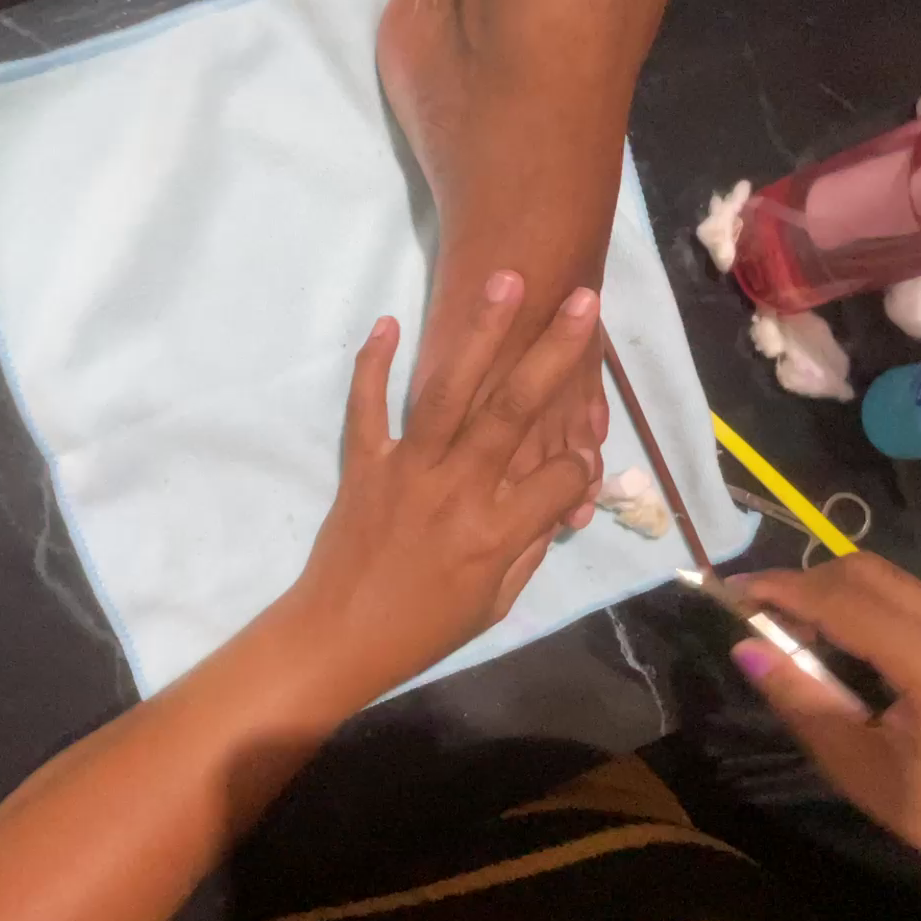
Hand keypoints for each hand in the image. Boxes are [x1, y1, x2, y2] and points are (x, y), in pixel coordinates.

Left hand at [285, 270, 599, 690]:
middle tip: (581, 300)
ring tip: (505, 282)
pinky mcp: (364, 464)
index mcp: (497, 531)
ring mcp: (406, 470)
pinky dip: (372, 366)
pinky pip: (368, 408)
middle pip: (512, 411)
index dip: (582, 467)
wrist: (338, 638)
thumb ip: (529, 547)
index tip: (580, 463)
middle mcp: (457, 489)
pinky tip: (387, 323)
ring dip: (478, 335)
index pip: (562, 476)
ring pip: (447, 394)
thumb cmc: (423, 631)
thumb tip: (556, 505)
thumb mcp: (494, 604)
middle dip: (552, 352)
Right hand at [729, 554, 920, 892]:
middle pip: (869, 572)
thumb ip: (802, 702)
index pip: (843, 601)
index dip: (781, 588)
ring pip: (897, 582)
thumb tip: (746, 647)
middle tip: (765, 612)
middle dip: (806, 580)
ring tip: (804, 629)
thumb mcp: (864, 772)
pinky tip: (860, 645)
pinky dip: (875, 606)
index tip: (732, 591)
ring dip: (840, 592)